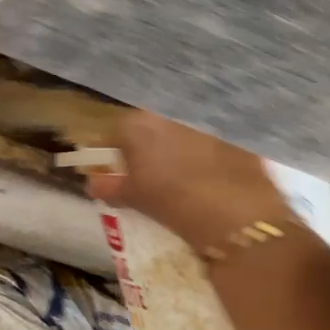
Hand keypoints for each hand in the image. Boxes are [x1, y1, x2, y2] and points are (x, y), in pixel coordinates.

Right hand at [89, 112, 294, 244]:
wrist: (237, 215)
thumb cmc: (173, 202)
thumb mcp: (135, 198)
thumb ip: (110, 186)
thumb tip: (93, 182)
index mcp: (138, 125)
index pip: (116, 133)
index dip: (117, 154)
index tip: (123, 174)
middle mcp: (169, 115)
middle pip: (152, 128)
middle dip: (150, 146)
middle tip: (155, 175)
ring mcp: (205, 121)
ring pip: (184, 132)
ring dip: (181, 147)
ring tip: (187, 176)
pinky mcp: (236, 134)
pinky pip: (215, 140)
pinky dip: (213, 153)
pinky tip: (217, 176)